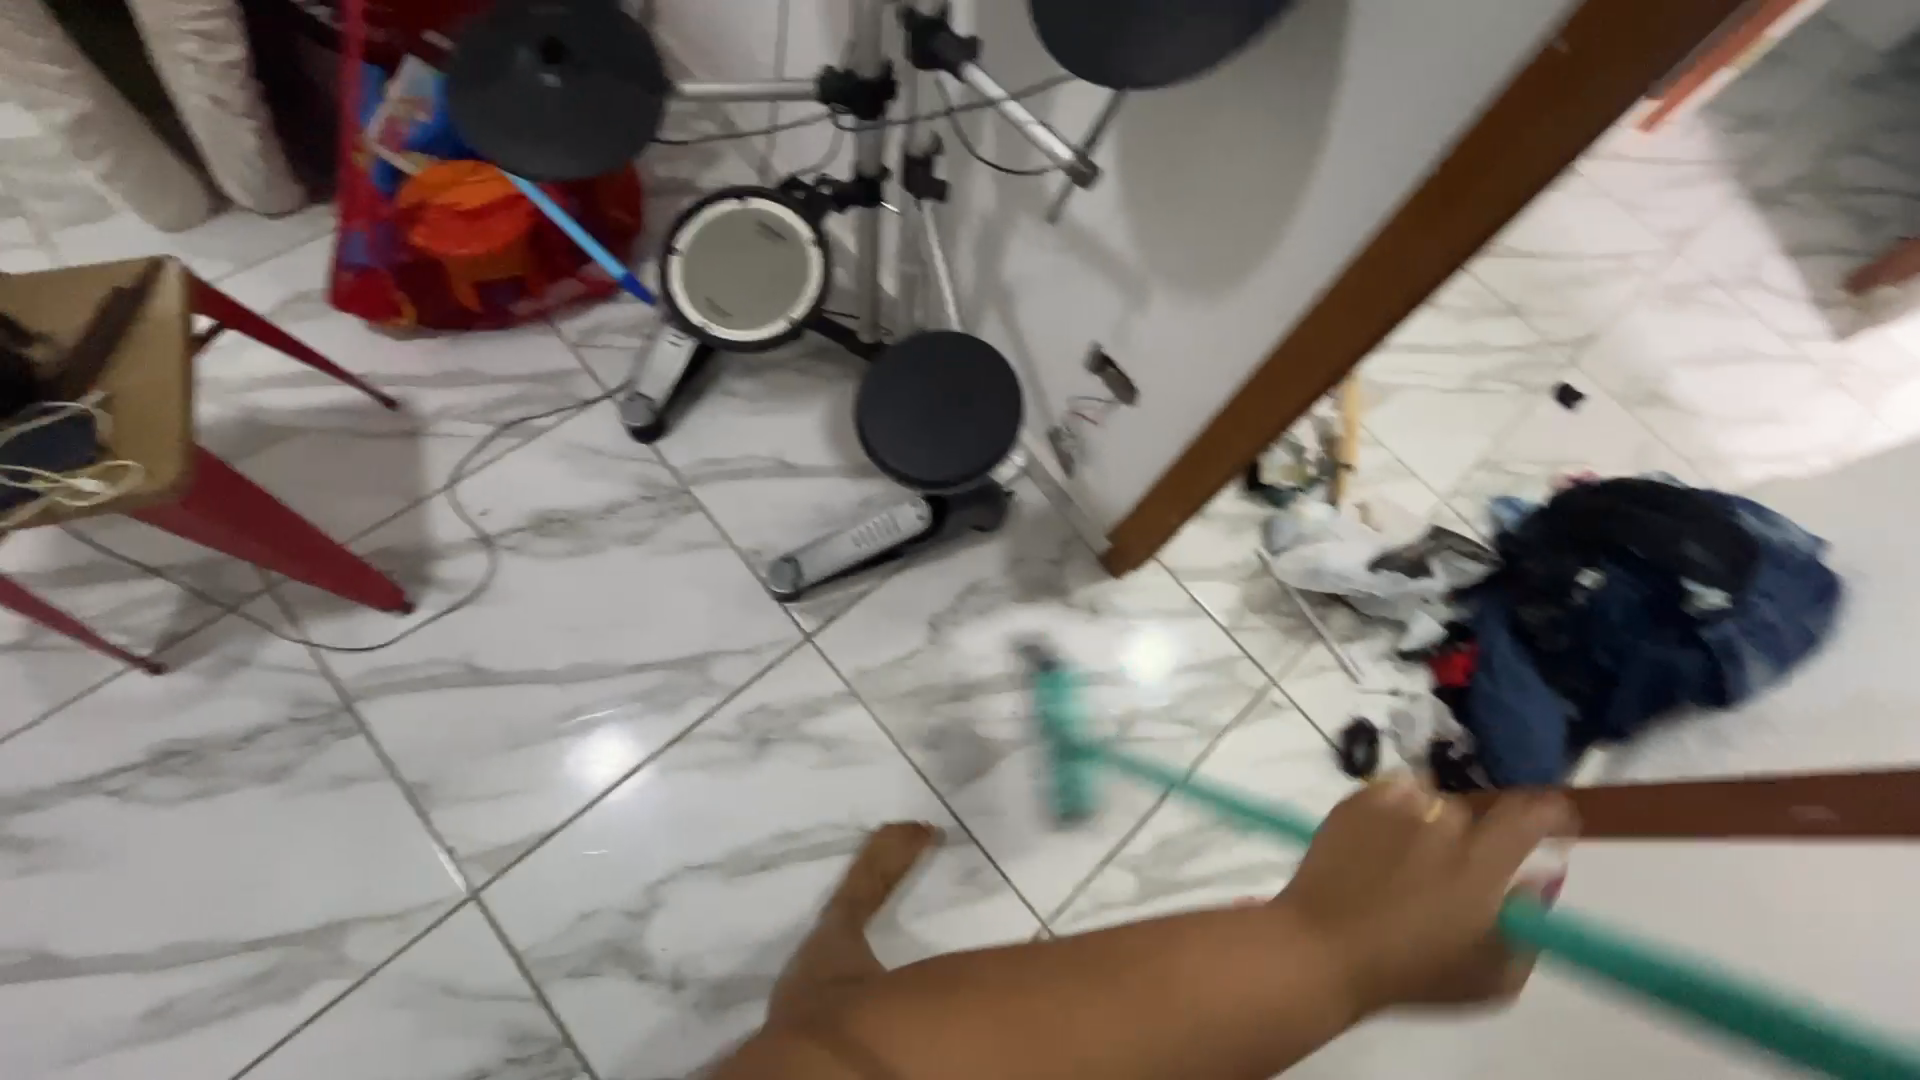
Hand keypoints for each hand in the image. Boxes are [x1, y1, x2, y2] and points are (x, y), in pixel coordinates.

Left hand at [1276, 772, 1576, 1014]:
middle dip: (1471, 838)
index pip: (1528, 818)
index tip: (1555, 818)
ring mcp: (1390, 808)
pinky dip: (1393, 807)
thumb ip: (1527, 927)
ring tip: (1406, 856)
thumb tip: (1536, 882)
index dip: (1548, 813)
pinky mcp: (1352, 802)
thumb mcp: (1491, 976)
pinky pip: (1388, 791)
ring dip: (1427, 821)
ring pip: (1426, 799)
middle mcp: (1438, 826)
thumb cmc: (1409, 973)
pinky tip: (1380, 839)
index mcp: (1480, 867)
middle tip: (1450, 870)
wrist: (1322, 948)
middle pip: (1470, 814)